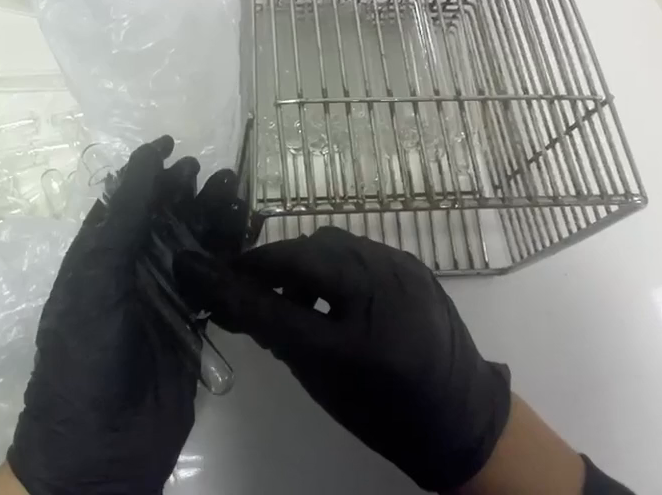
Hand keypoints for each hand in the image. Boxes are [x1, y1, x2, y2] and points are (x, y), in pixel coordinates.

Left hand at [6, 136, 243, 494]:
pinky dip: (232, 256)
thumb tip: (146, 165)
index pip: (125, 202)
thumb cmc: (84, 357)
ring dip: (214, 218)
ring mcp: (161, 298)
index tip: (173, 145)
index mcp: (97, 257)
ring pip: (193, 244)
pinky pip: (213, 280)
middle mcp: (129, 271)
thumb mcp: (95, 283)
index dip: (147, 173)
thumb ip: (121, 224)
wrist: (98, 450)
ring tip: (238, 193)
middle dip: (188, 192)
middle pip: (164, 218)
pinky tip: (250, 234)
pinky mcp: (190, 325)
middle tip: (216, 173)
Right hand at [175, 227, 510, 492]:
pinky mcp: (412, 262)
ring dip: (301, 262)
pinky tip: (328, 291)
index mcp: (356, 332)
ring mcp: (400, 267)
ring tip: (291, 294)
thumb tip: (234, 300)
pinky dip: (332, 263)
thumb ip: (278, 333)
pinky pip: (358, 250)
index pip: (278, 298)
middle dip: (269, 264)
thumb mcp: (323, 379)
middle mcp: (380, 284)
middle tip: (244, 282)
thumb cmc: (384, 410)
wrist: (461, 417)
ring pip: (331, 244)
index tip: (200, 269)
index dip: (235, 283)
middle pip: (305, 254)